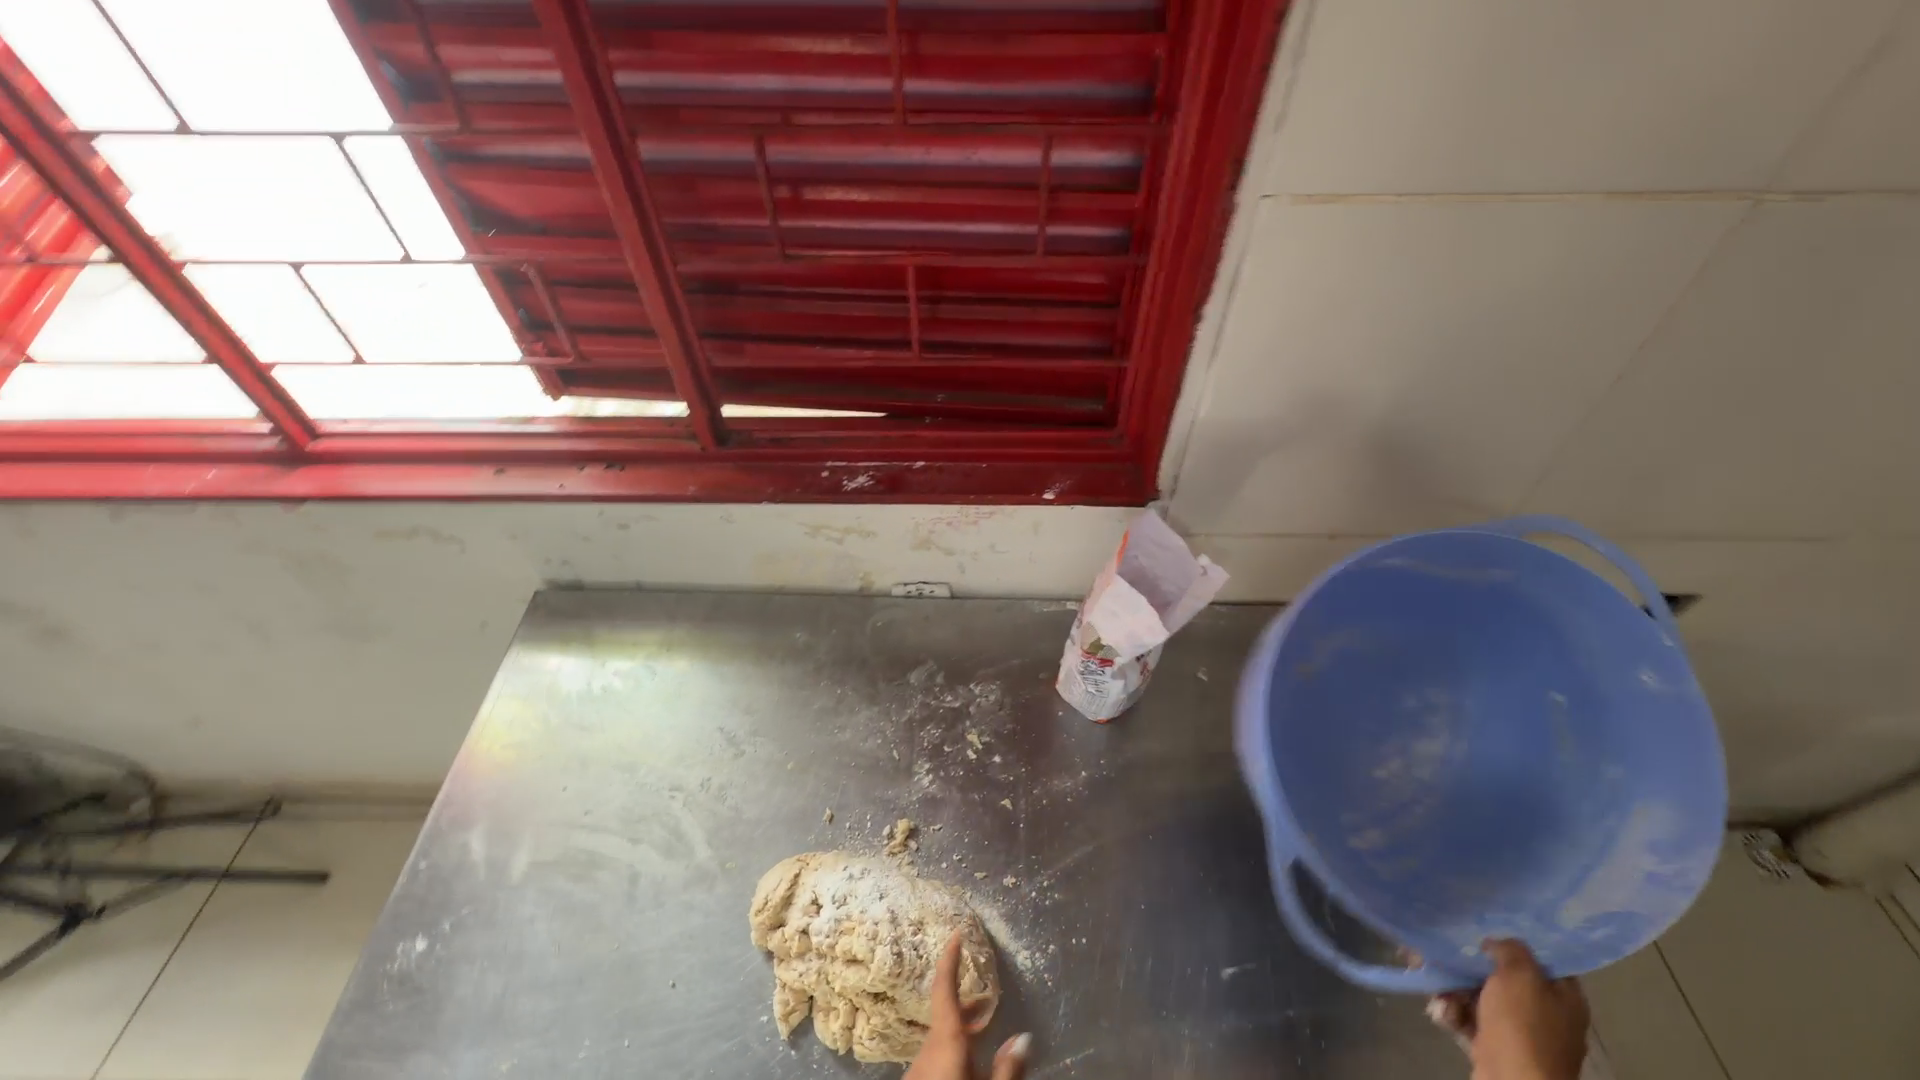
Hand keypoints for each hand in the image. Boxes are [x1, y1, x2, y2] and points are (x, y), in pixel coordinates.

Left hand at [904, 933, 1030, 1079]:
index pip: (944, 988)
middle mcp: (927, 1046)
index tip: (956, 933)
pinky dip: (954, 1043)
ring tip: (985, 1024)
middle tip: (989, 995)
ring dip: (962, 1025)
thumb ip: (1007, 1067)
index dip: (949, 959)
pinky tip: (968, 1057)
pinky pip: (935, 1052)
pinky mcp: (918, 1077)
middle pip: (946, 1013)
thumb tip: (1024, 1038)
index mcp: (946, 1040)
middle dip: (967, 1001)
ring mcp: (919, 1064)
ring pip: (941, 1034)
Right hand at [1428, 939, 1588, 1079]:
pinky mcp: (1494, 1048)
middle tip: (1445, 954)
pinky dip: (1454, 1013)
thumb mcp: (1520, 975)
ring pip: (1482, 999)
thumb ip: (1510, 949)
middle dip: (1470, 967)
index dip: (1514, 944)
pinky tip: (1440, 1010)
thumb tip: (1496, 943)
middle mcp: (1546, 1015)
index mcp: (1564, 997)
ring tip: (1436, 986)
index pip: (1541, 961)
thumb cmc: (1523, 1026)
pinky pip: (1471, 1021)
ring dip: (1454, 990)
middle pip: (1504, 979)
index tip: (1485, 930)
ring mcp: (1520, 1035)